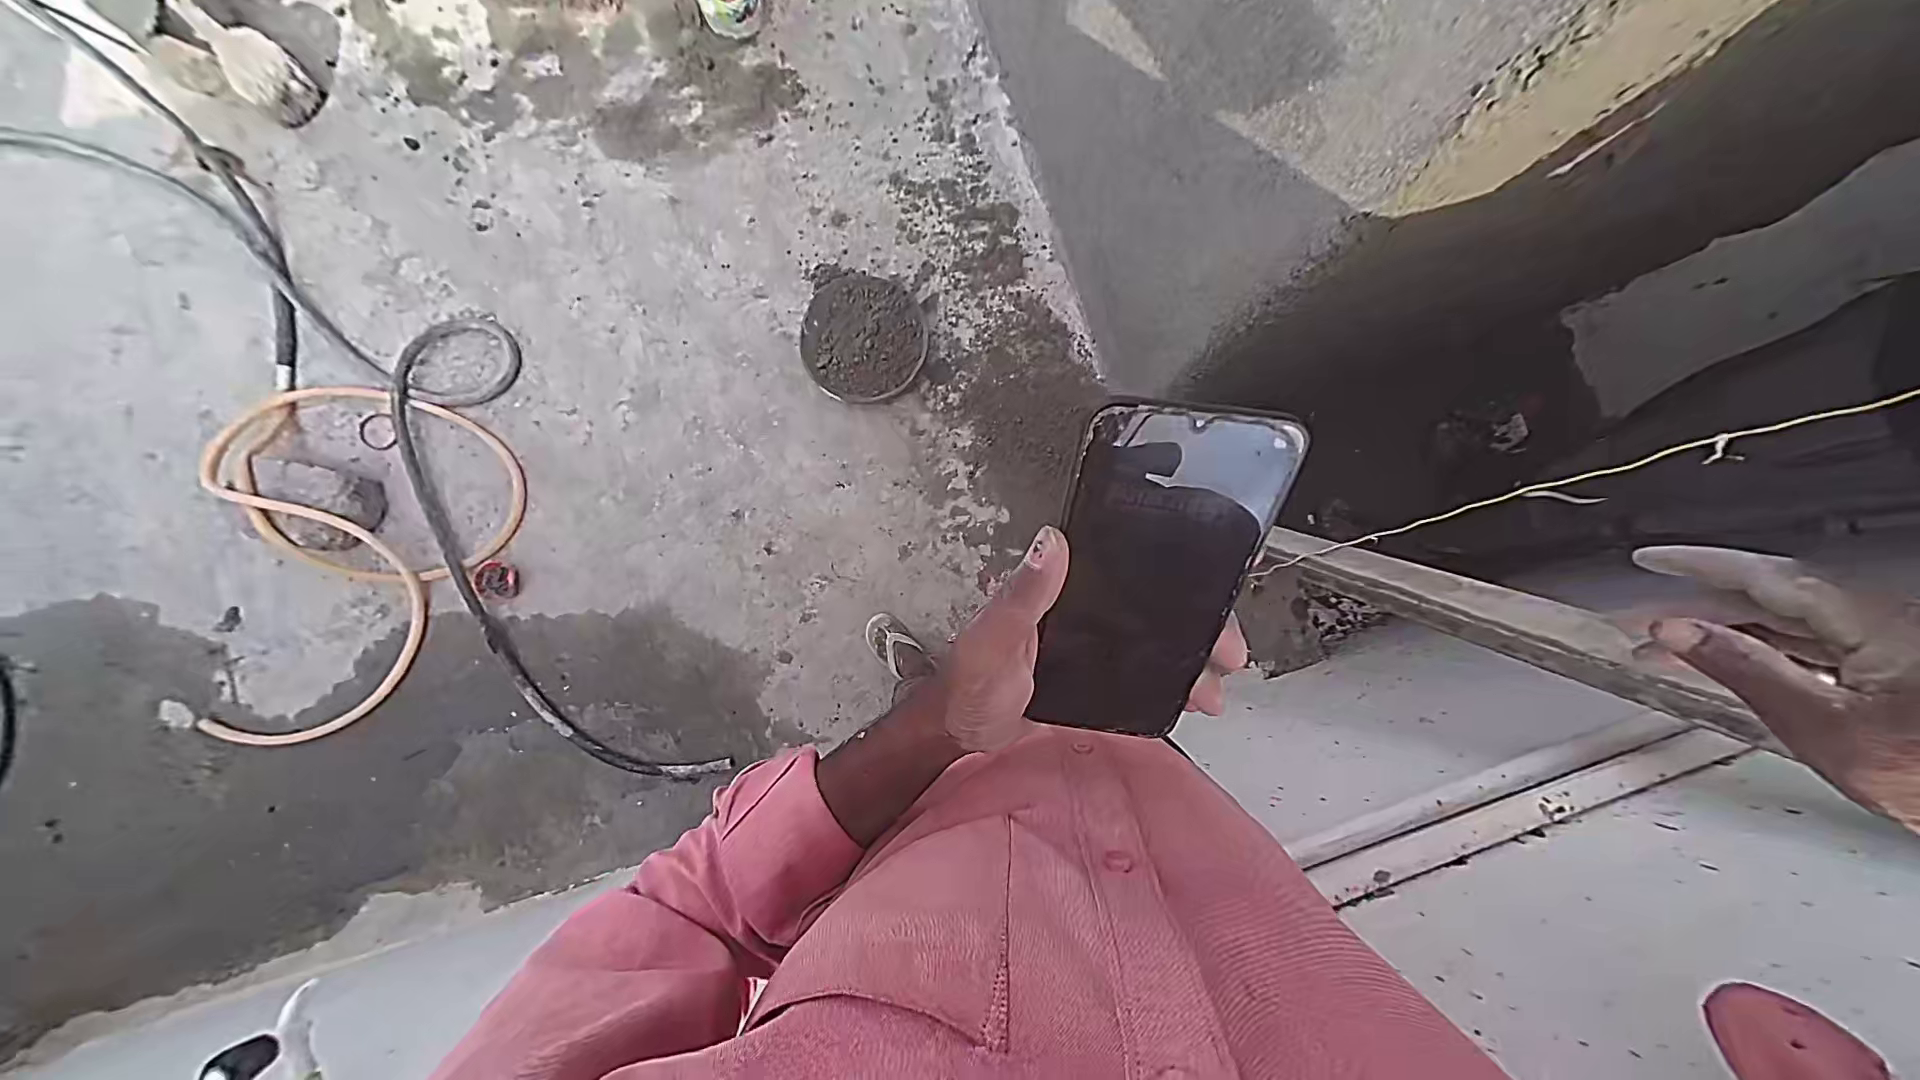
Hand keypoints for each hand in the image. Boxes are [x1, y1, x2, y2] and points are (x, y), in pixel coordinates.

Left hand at [937, 526, 1250, 752]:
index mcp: (1057, 593)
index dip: (1168, 580)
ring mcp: (1088, 648)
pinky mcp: (1092, 681)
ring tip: (1211, 686)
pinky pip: (1139, 676)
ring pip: (1152, 645)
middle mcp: (1078, 614)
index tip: (1205, 591)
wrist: (965, 734)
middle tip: (1226, 650)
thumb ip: (1021, 596)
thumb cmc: (971, 683)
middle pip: (1149, 610)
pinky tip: (1186, 698)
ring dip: (1188, 661)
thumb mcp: (994, 637)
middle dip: (1194, 626)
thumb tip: (1049, 543)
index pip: (1122, 572)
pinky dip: (1168, 686)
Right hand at [1632, 546, 1919, 831]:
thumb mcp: (1820, 725)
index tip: (1651, 561)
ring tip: (1668, 646)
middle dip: (1696, 608)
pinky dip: (1760, 648)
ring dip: (1722, 631)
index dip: (1700, 565)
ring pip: (1790, 624)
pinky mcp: (1900, 674)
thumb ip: (1744, 669)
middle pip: (1772, 601)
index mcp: (1877, 626)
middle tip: (1638, 620)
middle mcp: (1892, 627)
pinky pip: (1813, 645)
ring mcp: (1898, 650)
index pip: (1766, 577)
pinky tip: (1730, 661)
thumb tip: (1676, 630)